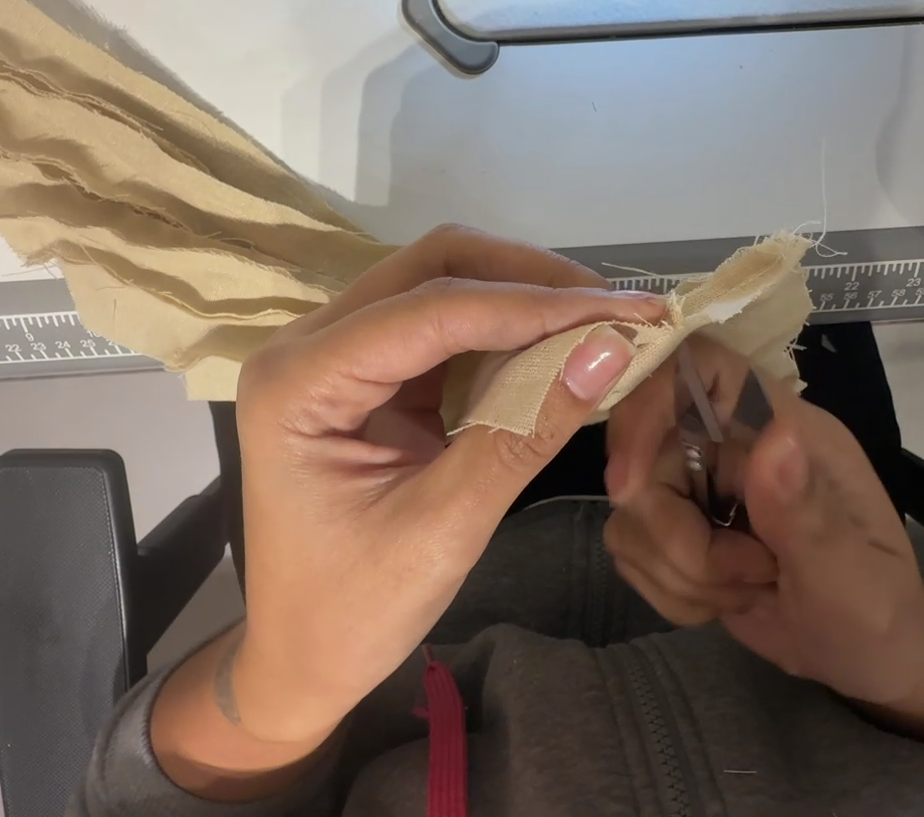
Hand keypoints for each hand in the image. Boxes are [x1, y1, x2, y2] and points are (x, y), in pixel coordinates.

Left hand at [151, 225, 666, 796]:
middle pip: (431, 268)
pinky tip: (552, 343)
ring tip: (596, 321)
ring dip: (521, 295)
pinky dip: (504, 327)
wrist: (300, 656)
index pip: (430, 311)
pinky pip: (443, 324)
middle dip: (528, 280)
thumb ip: (524, 431)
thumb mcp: (446, 527)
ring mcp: (337, 351)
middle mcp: (309, 344)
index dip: (532, 306)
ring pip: (441, 283)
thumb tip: (609, 349)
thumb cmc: (354, 609)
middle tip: (612, 309)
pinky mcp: (368, 370)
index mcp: (300, 381)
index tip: (623, 313)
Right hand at [604, 347, 923, 738]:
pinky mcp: (669, 524)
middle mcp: (724, 439)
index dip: (647, 402)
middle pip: (640, 451)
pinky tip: (723, 600)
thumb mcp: (854, 575)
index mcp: (774, 421)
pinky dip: (668, 590)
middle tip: (742, 576)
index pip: (695, 365)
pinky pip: (628, 546)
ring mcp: (692, 481)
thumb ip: (808, 511)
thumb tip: (775, 436)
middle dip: (673, 535)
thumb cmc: (877, 609)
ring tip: (749, 588)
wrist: (863, 659)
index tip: (630, 484)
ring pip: (630, 510)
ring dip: (679, 572)